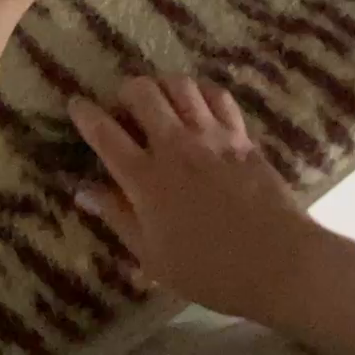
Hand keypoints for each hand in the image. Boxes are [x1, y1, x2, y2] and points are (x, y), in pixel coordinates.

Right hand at [69, 76, 317, 320]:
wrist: (278, 262)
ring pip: (179, 85)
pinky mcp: (239, 134)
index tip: (76, 103)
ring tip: (160, 100)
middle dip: (126, 90)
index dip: (85, 113)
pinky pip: (217, 95)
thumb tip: (82, 190)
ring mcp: (210, 135)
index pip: (105, 133)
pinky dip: (202, 92)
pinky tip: (198, 104)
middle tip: (124, 106)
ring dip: (163, 86)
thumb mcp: (152, 256)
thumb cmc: (209, 269)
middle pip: (142, 93)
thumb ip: (116, 216)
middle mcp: (174, 146)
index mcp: (146, 179)